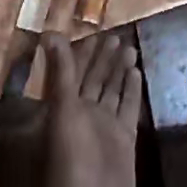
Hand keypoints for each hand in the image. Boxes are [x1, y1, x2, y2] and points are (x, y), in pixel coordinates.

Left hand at [43, 33, 141, 186]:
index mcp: (66, 109)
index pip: (75, 73)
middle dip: (104, 58)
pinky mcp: (125, 136)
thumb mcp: (63, 109)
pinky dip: (133, 90)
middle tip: (116, 34)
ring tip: (130, 48)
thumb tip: (49, 32)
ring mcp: (106, 125)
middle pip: (96, 80)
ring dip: (120, 69)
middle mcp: (85, 114)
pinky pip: (129, 108)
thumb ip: (62, 72)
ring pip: (114, 90)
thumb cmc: (72, 154)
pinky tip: (138, 72)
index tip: (94, 32)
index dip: (83, 53)